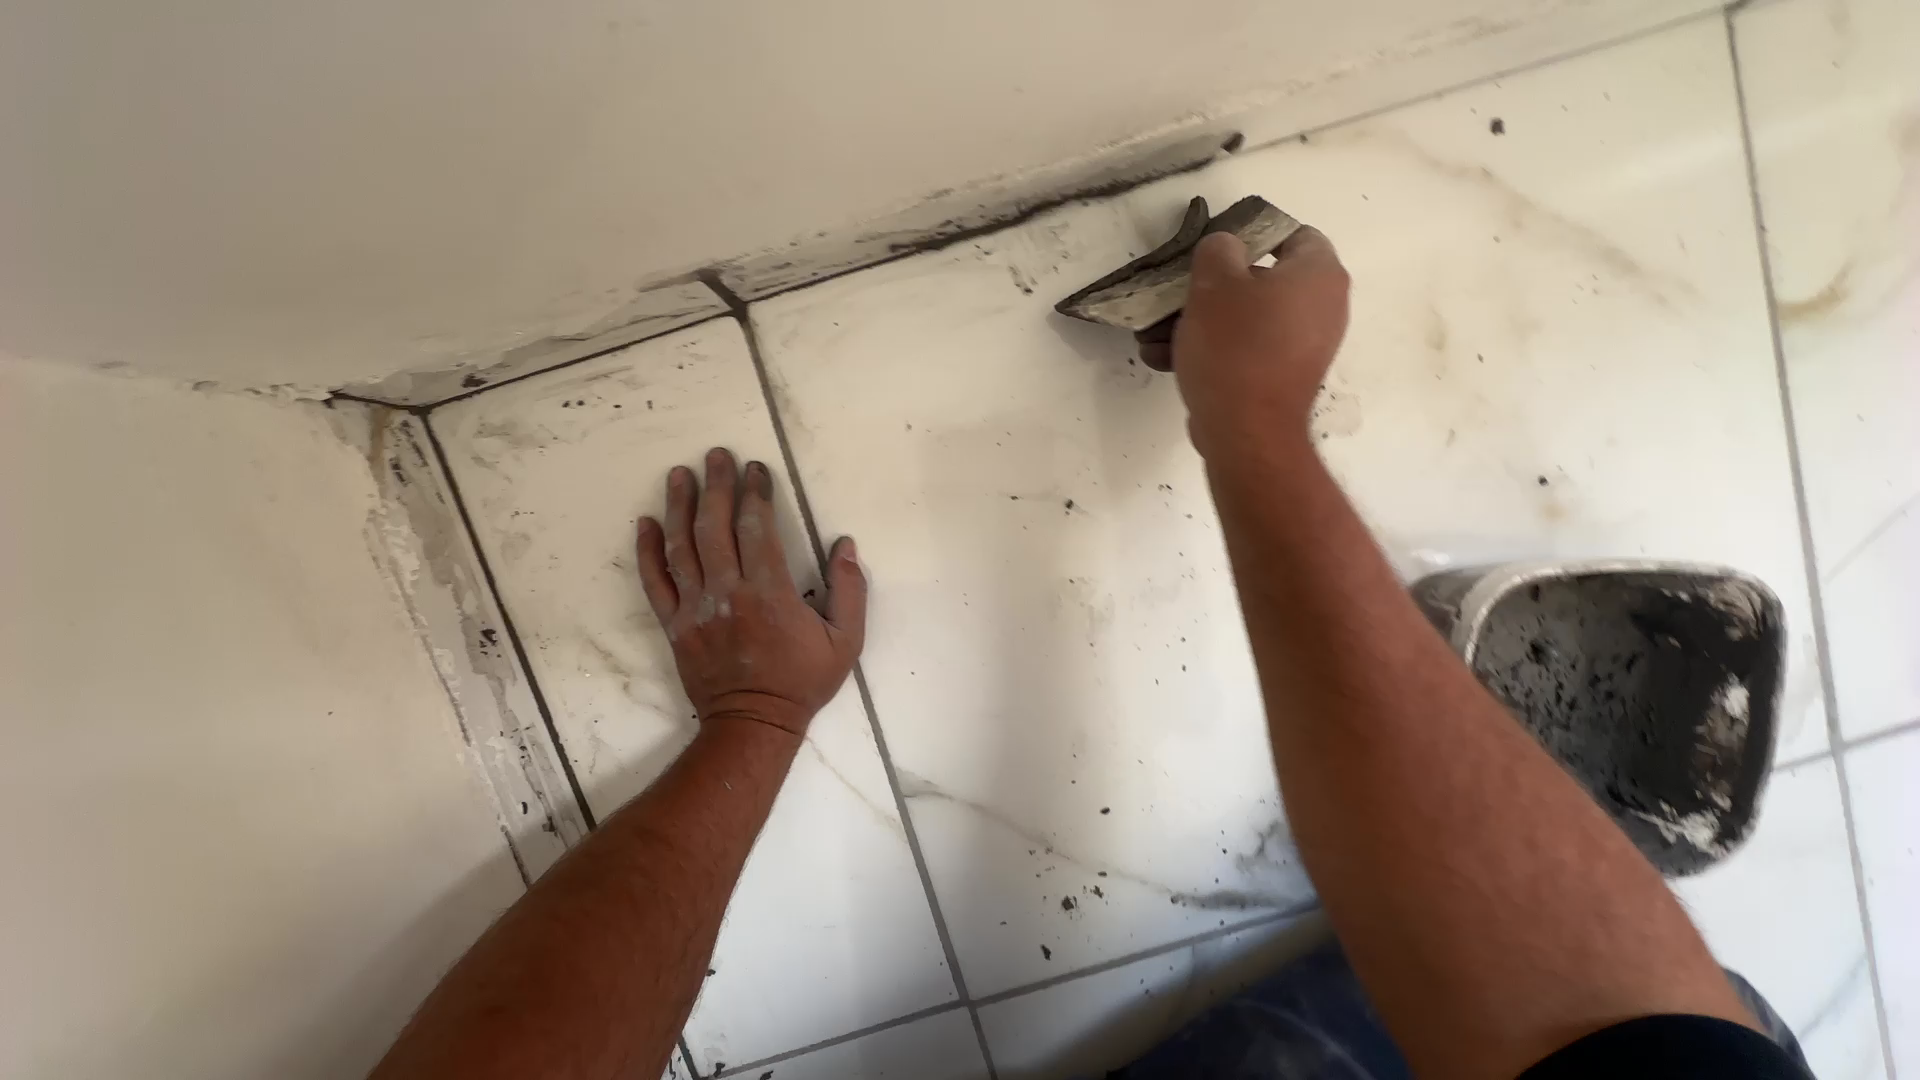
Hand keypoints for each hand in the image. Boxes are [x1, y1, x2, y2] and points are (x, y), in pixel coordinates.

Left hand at [635, 448, 866, 738]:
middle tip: (716, 455)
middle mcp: (728, 592)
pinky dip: (647, 550)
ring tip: (680, 474)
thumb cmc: (803, 681)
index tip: (755, 469)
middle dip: (716, 486)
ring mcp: (695, 608)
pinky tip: (645, 522)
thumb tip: (845, 545)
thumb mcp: (847, 641)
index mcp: (770, 593)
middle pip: (715, 526)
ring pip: (681, 546)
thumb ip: (850, 590)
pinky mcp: (674, 624)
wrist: (754, 723)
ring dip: (679, 506)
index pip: (757, 528)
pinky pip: (655, 581)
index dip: (755, 493)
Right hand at [1140, 227, 1350, 460]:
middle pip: (1258, 284)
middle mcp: (1321, 308)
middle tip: (1171, 300)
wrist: (1245, 433)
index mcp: (1318, 274)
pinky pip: (1243, 353)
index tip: (1208, 255)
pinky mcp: (1279, 380)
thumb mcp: (1214, 285)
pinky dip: (1209, 354)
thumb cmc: (1235, 348)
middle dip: (1207, 293)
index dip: (1247, 237)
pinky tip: (1166, 361)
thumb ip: (1218, 251)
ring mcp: (1301, 348)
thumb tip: (1225, 251)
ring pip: (1242, 323)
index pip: (1291, 235)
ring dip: (1196, 327)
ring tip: (1154, 338)